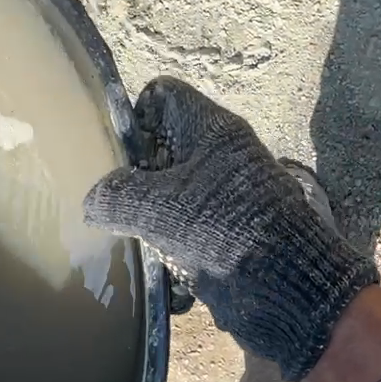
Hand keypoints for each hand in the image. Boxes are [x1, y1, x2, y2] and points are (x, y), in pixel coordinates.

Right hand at [84, 76, 378, 379]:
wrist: (287, 285)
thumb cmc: (224, 229)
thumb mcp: (159, 208)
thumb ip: (117, 197)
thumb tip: (93, 201)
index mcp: (212, 130)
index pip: (163, 96)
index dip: (135, 117)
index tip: (117, 157)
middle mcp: (221, 155)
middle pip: (164, 147)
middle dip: (135, 173)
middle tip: (113, 201)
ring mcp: (227, 194)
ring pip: (173, 190)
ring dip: (148, 212)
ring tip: (128, 233)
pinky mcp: (229, 230)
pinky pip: (187, 224)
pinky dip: (169, 239)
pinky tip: (154, 257)